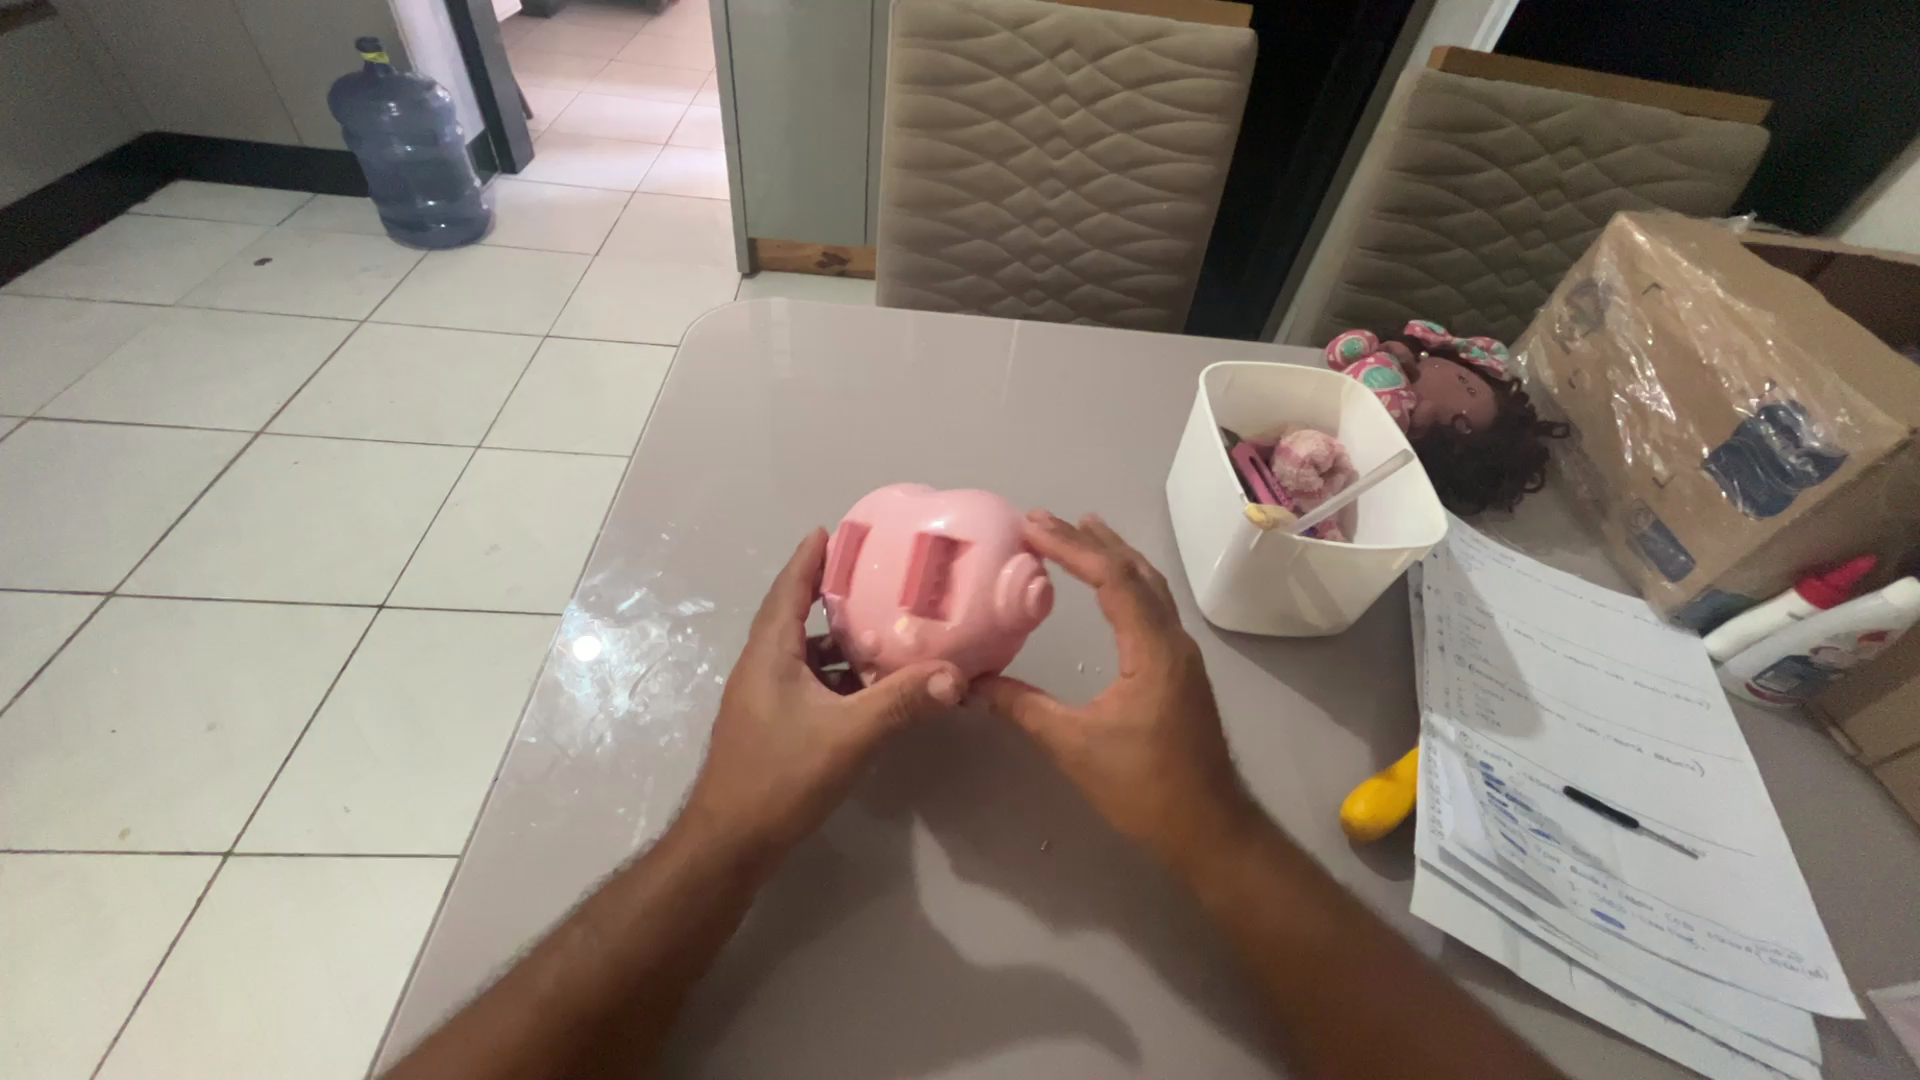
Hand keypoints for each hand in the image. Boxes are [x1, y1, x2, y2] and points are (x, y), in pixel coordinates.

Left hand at [683, 528, 964, 855]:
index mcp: (770, 655)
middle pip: (796, 617)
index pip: (788, 590)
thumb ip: (901, 702)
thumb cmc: (779, 777)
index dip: (808, 559)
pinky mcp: (773, 726)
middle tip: (874, 577)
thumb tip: (955, 676)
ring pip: (805, 655)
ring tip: (884, 630)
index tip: (829, 531)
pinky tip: (870, 687)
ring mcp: (764, 699)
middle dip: (832, 596)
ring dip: (840, 642)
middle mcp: (762, 668)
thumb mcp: (848, 736)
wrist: (729, 845)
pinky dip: (838, 676)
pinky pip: (809, 684)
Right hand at [976, 512, 1259, 862]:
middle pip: (1135, 572)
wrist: (1209, 829)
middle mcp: (1173, 641)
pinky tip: (1109, 587)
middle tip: (1046, 519)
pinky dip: (1125, 582)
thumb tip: (971, 684)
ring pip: (1148, 587)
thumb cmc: (1145, 788)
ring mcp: (1180, 654)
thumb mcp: (1075, 747)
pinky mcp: (1178, 670)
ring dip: (1113, 556)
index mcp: (1153, 650)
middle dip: (1089, 541)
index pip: (1113, 579)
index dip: (1071, 547)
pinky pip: (1151, 607)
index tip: (1032, 525)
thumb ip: (1022, 708)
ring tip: (1080, 531)